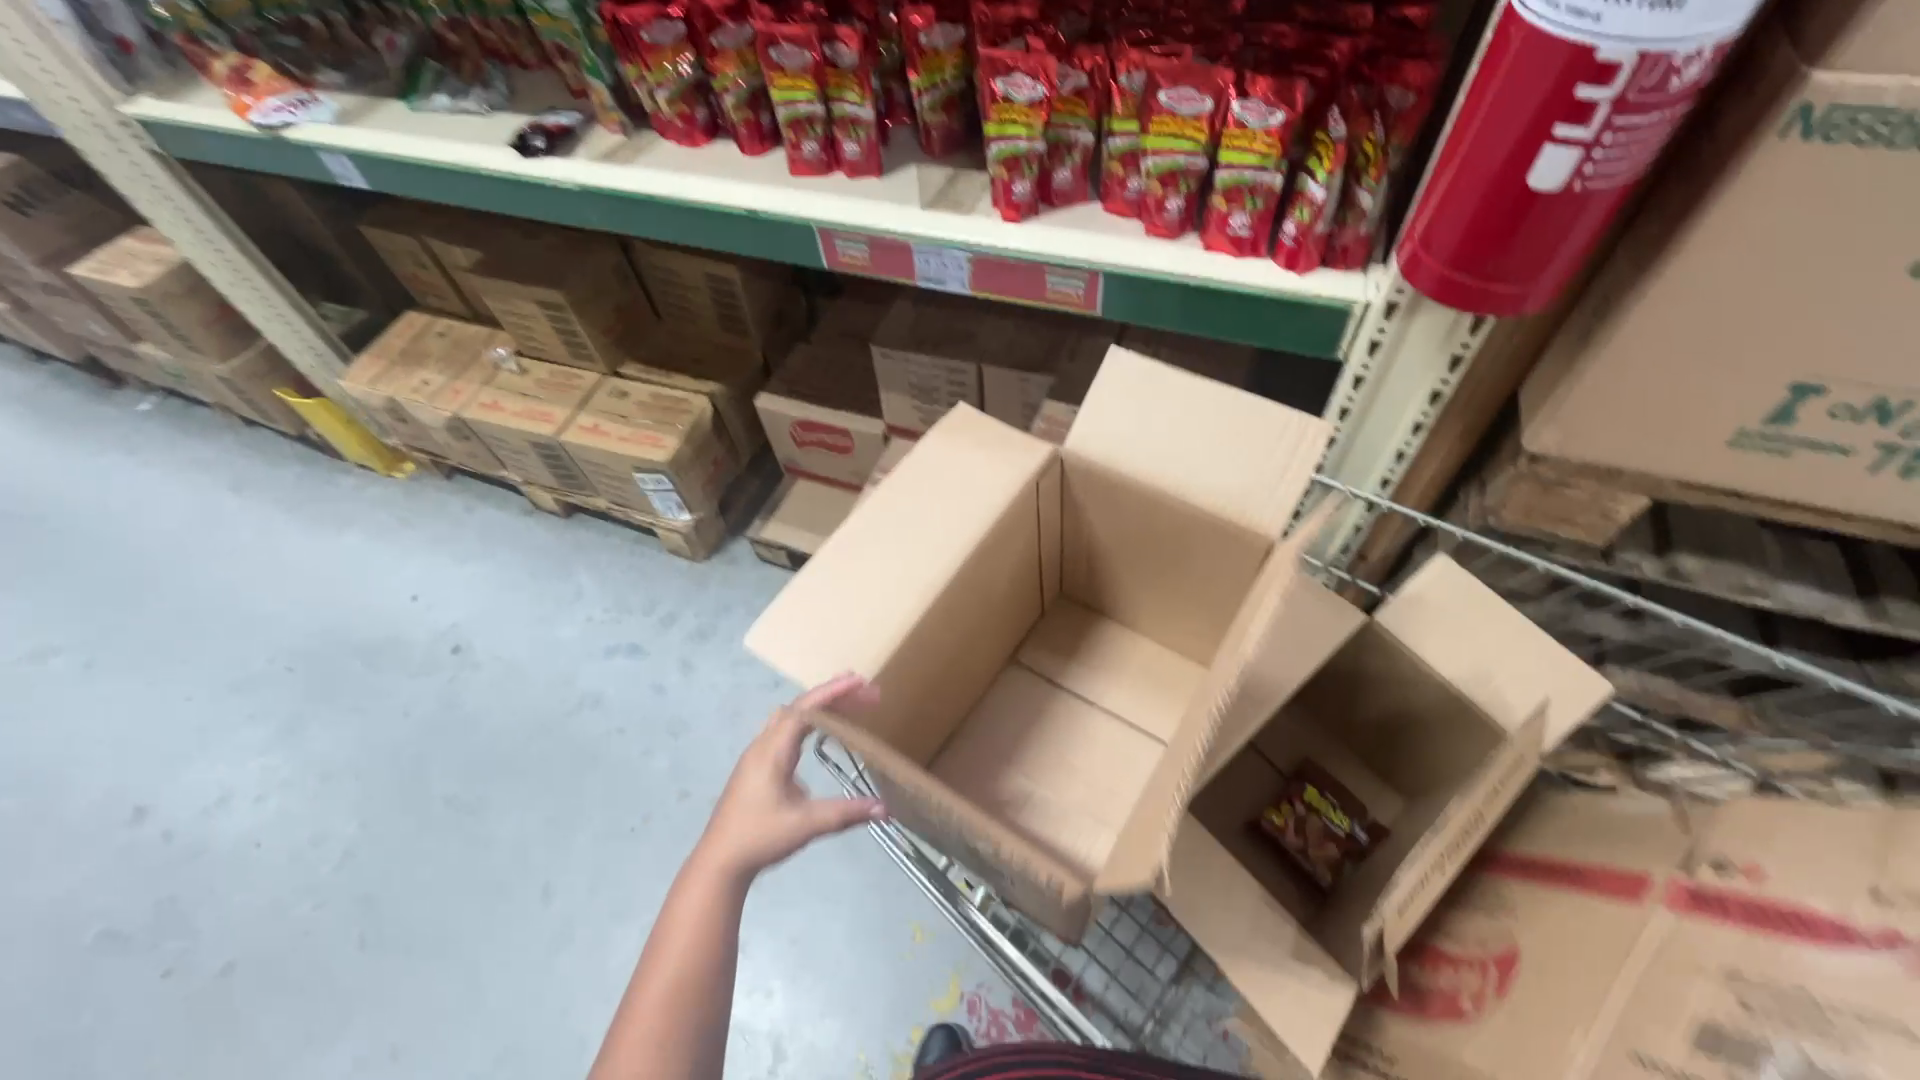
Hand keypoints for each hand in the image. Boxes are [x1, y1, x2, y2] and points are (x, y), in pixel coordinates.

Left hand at [695, 673, 886, 883]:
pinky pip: (784, 731)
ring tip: (849, 705)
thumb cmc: (760, 837)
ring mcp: (757, 756)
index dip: (833, 692)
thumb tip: (885, 808)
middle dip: (833, 696)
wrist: (720, 861)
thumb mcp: (807, 825)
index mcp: (772, 751)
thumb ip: (846, 813)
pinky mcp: (756, 768)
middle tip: (866, 694)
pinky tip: (822, 734)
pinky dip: (808, 721)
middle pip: (799, 707)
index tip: (860, 682)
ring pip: (789, 717)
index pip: (805, 709)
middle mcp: (763, 746)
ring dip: (819, 707)